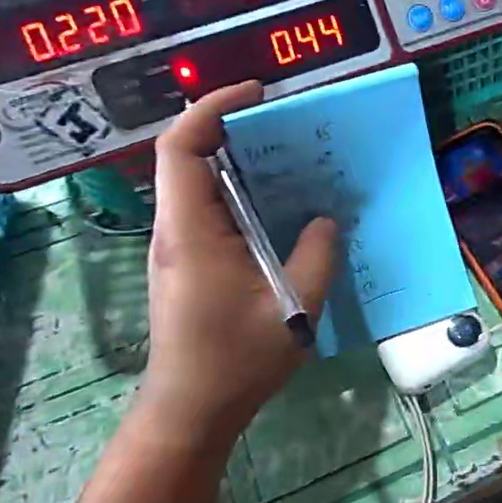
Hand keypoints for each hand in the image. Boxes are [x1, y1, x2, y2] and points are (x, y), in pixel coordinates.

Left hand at [134, 82, 337, 458]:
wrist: (191, 409)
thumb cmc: (235, 360)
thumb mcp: (293, 307)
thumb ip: (316, 255)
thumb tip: (324, 220)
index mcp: (191, 231)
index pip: (182, 148)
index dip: (212, 109)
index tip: (255, 93)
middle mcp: (176, 230)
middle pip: (190, 159)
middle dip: (234, 130)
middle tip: (287, 126)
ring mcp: (180, 247)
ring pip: (201, 186)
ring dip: (241, 165)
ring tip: (291, 161)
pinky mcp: (190, 264)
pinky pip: (212, 213)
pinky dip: (243, 197)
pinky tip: (280, 211)